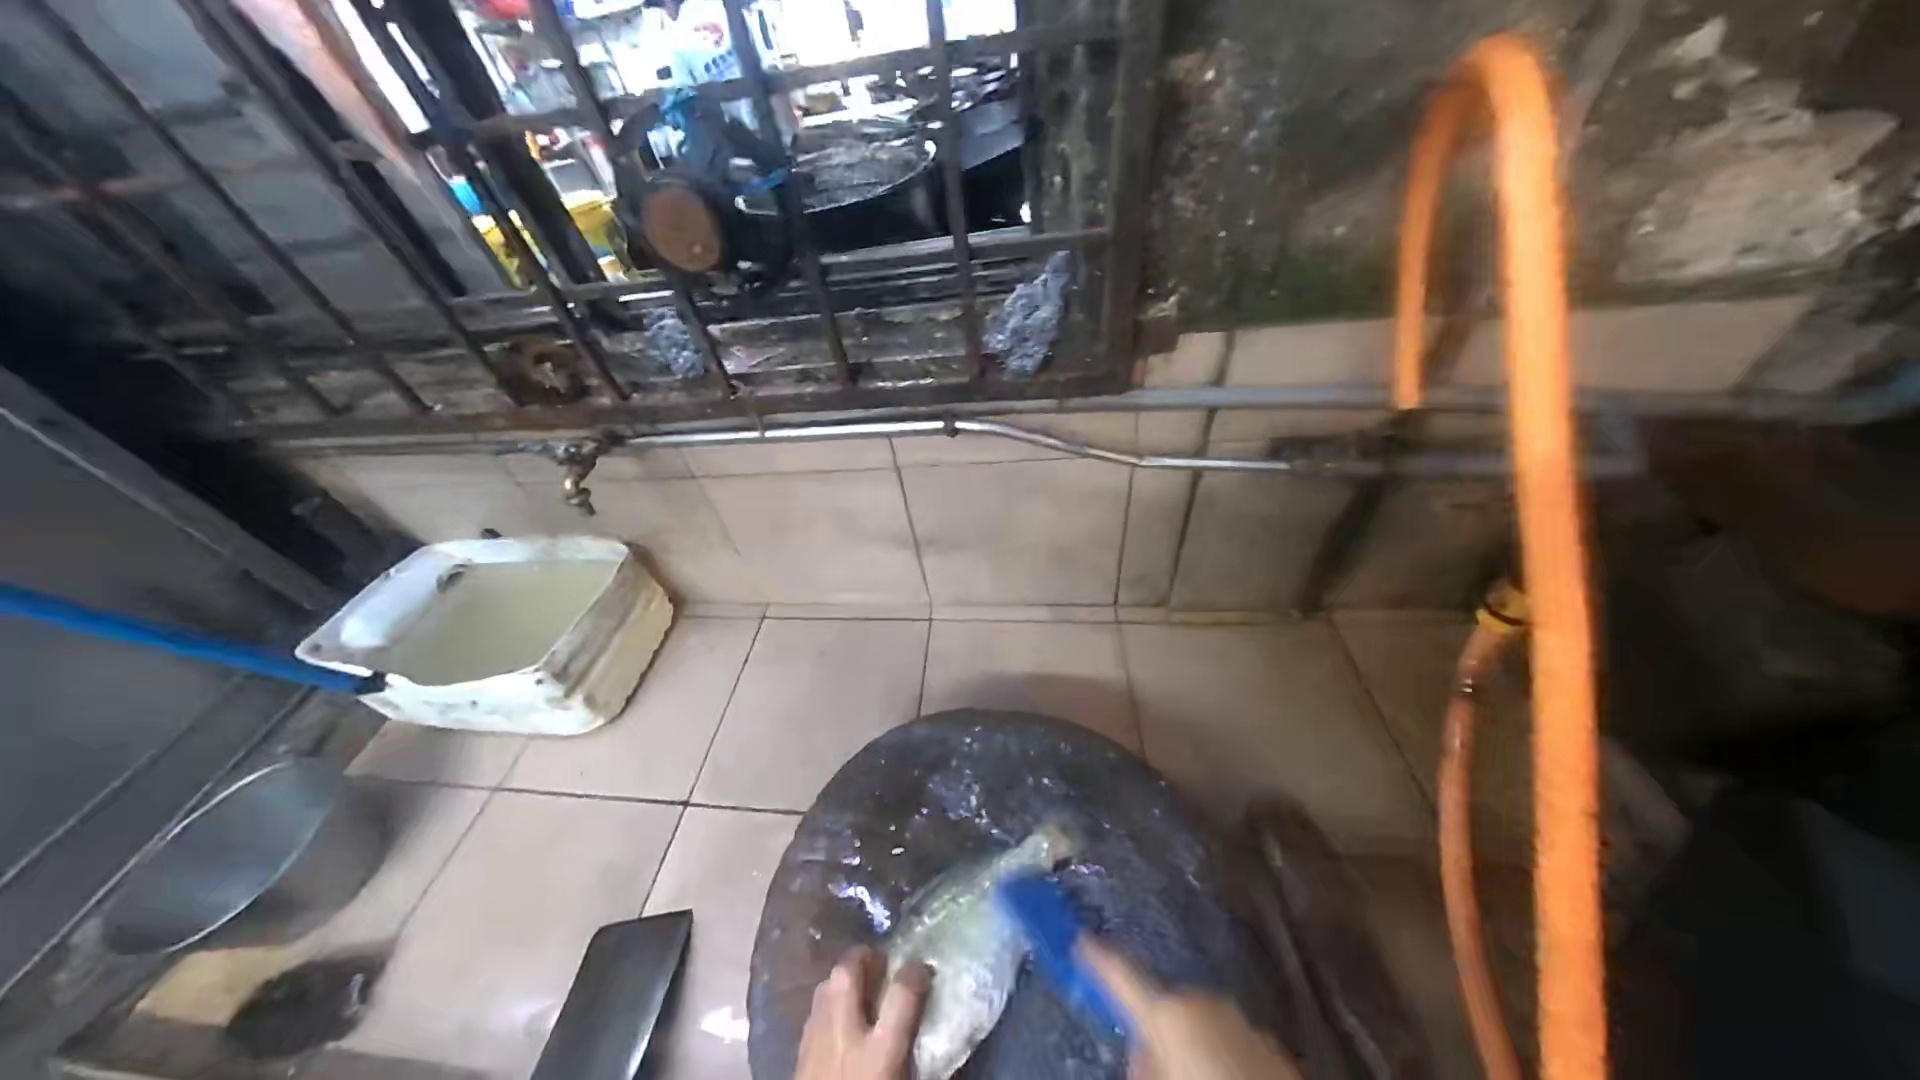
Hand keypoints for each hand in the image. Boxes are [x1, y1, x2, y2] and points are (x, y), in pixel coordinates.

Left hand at [794, 947, 931, 1079]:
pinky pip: (813, 1014)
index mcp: (878, 1053)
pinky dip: (826, 1005)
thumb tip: (932, 1041)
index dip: (916, 974)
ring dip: (842, 978)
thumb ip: (914, 1062)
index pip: (902, 994)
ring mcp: (815, 1043)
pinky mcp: (796, 1056)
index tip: (923, 968)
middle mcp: (844, 1036)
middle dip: (864, 958)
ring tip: (858, 985)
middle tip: (880, 961)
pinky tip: (836, 1019)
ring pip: (825, 987)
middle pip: (847, 973)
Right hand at [1079, 937, 1304, 1079]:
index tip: (1081, 939)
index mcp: (1170, 1015)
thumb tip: (1146, 1052)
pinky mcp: (1272, 1047)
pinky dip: (1224, 1063)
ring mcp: (1243, 1023)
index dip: (1099, 959)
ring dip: (1193, 1052)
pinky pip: (1231, 1045)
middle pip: (1164, 1012)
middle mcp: (1205, 1004)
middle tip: (1157, 1074)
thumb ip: (1143, 1065)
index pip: (1122, 976)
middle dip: (1158, 1038)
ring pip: (1200, 1027)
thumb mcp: (1156, 1079)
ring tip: (1195, 1078)